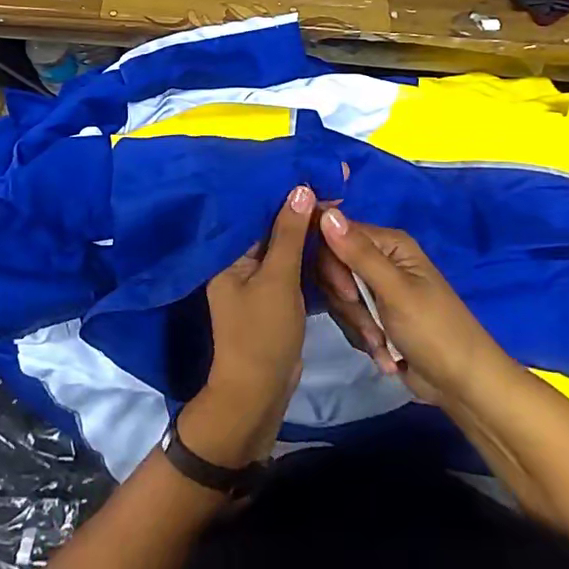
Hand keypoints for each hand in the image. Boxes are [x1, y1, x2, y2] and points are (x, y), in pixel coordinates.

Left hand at [178, 185, 316, 467]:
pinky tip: (332, 244)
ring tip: (339, 211)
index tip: (315, 175)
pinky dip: (311, 260)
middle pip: (273, 229)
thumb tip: (301, 188)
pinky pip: (293, 269)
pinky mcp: (275, 297)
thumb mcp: (277, 279)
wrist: (259, 393)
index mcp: (229, 253)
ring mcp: (257, 281)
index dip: (286, 194)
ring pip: (287, 249)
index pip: (257, 212)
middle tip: (335, 192)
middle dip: (302, 214)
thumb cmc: (263, 332)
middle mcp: (239, 262)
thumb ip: (289, 235)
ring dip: (310, 237)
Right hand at [315, 209, 497, 405]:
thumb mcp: (396, 291)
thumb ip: (359, 253)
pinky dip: (362, 337)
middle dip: (346, 302)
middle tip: (370, 323)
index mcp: (389, 243)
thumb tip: (325, 212)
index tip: (347, 293)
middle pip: (332, 268)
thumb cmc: (435, 331)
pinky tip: (385, 352)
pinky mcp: (373, 315)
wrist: (463, 385)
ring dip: (357, 324)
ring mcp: (376, 288)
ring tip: (382, 342)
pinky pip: (347, 317)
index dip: (331, 263)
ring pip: (337, 297)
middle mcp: (379, 259)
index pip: (334, 235)